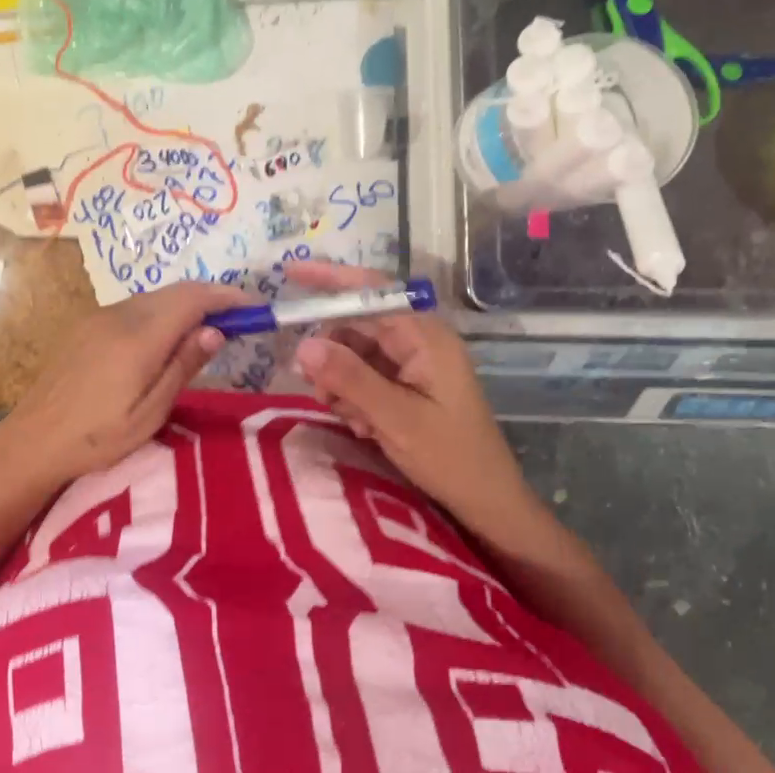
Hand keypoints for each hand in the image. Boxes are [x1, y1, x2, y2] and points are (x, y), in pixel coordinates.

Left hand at [0, 282, 253, 492]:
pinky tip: (167, 336)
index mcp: (138, 337)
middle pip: (173, 292)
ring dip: (184, 304)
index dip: (227, 296)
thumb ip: (183, 366)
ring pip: (153, 298)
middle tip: (240, 319)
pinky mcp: (86, 326)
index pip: (192, 298)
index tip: (256, 307)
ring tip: (209, 329)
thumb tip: (215, 329)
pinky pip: (133, 308)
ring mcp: (98, 317)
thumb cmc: (97, 437)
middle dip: (210, 298)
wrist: (33, 439)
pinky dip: (160, 312)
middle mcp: (118, 315)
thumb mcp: (150, 412)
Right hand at [284, 261, 539, 530]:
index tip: (288, 273)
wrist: (486, 502)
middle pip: (354, 324)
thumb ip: (349, 378)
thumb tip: (303, 345)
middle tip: (317, 389)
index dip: (329, 279)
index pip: (371, 291)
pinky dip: (349, 395)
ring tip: (350, 417)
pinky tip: (360, 424)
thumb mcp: (396, 418)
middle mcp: (417, 340)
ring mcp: (410, 362)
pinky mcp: (403, 384)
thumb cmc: (451, 457)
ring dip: (338, 381)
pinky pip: (360, 375)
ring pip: (351, 352)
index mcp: (424, 336)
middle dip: (329, 353)